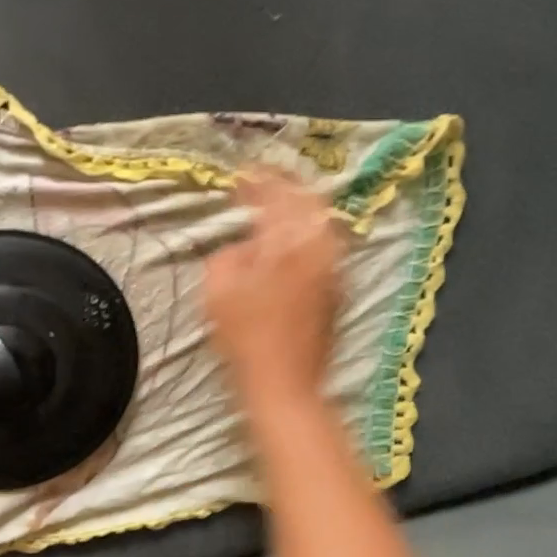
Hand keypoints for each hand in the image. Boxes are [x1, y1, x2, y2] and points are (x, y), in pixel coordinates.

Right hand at [205, 173, 343, 403]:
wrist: (286, 384)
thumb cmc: (245, 337)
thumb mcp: (219, 290)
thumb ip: (229, 255)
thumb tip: (243, 245)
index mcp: (288, 242)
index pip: (275, 196)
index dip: (257, 180)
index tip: (240, 173)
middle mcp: (319, 247)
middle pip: (308, 201)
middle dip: (285, 186)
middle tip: (261, 179)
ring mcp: (334, 267)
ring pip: (321, 222)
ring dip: (299, 207)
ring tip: (276, 204)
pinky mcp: (337, 287)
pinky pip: (323, 243)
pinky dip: (306, 231)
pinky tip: (289, 238)